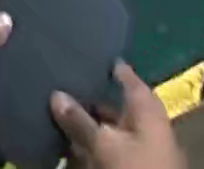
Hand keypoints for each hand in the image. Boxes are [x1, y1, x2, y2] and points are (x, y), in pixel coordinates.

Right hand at [51, 62, 186, 168]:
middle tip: (62, 82)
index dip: (108, 64)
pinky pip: (109, 152)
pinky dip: (92, 146)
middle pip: (116, 105)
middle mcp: (148, 127)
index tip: (86, 51)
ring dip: (88, 124)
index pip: (127, 77)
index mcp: (147, 111)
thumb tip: (55, 94)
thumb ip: (79, 120)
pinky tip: (69, 145)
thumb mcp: (103, 145)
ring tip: (59, 113)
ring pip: (111, 130)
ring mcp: (143, 153)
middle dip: (89, 97)